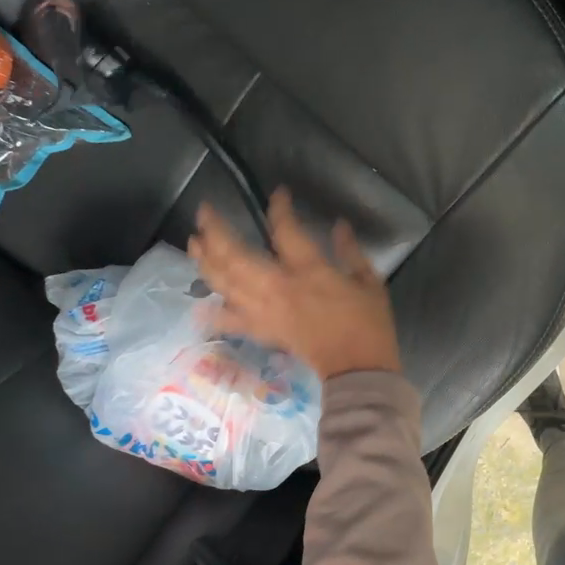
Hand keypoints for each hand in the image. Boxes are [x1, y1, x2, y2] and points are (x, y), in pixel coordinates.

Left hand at [188, 189, 401, 380]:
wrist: (358, 370)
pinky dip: (212, 312)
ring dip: (205, 261)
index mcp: (310, 272)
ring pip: (225, 283)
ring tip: (194, 242)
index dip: (279, 208)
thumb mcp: (370, 282)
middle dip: (216, 231)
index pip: (285, 231)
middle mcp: (279, 288)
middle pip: (235, 255)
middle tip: (205, 213)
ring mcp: (265, 311)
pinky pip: (230, 320)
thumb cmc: (369, 325)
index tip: (278, 194)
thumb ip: (351, 251)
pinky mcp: (262, 331)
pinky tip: (200, 304)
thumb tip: (338, 226)